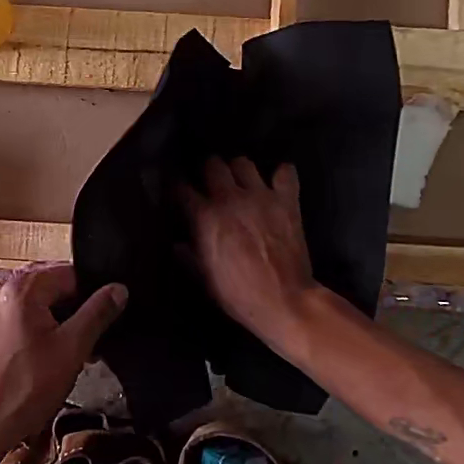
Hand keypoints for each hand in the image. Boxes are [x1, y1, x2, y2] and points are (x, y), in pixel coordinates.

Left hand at [0, 265, 126, 453]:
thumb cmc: (21, 391)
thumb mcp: (72, 348)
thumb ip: (98, 313)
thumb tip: (118, 289)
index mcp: (22, 288)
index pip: (71, 273)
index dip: (94, 294)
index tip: (106, 319)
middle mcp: (1, 294)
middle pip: (54, 289)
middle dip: (77, 311)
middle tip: (92, 340)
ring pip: (39, 309)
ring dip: (61, 326)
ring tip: (74, 357)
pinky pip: (23, 325)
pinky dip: (42, 337)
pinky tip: (51, 365)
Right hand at [183, 157, 317, 344]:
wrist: (284, 300)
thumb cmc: (238, 295)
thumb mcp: (205, 279)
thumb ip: (189, 257)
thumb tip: (177, 244)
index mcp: (205, 217)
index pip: (180, 188)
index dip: (176, 187)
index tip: (177, 190)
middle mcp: (230, 198)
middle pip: (213, 164)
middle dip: (209, 171)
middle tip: (212, 184)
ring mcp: (261, 196)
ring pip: (244, 163)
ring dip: (239, 171)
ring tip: (242, 184)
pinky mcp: (287, 200)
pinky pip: (285, 173)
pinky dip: (281, 175)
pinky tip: (277, 185)